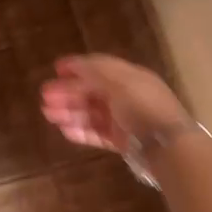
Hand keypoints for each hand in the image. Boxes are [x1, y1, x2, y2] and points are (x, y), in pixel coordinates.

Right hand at [39, 54, 195, 153]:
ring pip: (92, 113)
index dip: (77, 67)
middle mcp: (127, 96)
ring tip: (49, 115)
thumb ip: (93, 71)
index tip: (55, 69)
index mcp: (130, 77)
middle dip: (68, 92)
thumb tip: (72, 64)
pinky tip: (65, 131)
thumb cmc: (141, 108)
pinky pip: (98, 133)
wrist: (167, 147)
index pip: (100, 68)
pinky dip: (81, 131)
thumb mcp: (118, 82)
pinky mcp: (123, 142)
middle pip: (92, 91)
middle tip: (44, 98)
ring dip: (70, 112)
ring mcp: (125, 120)